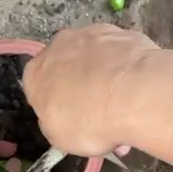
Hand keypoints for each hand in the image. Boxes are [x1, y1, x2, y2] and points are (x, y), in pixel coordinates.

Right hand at [23, 24, 165, 155]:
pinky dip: (125, 67)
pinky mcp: (121, 32)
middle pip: (66, 67)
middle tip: (98, 111)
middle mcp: (59, 46)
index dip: (54, 103)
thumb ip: (54, 124)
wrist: (134, 95)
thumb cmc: (89, 121)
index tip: (70, 117)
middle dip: (80, 86)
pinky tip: (137, 88)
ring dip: (104, 76)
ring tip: (123, 104)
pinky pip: (119, 53)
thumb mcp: (60, 139)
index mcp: (35, 73)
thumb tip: (61, 118)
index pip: (38, 87)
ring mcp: (92, 34)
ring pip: (95, 58)